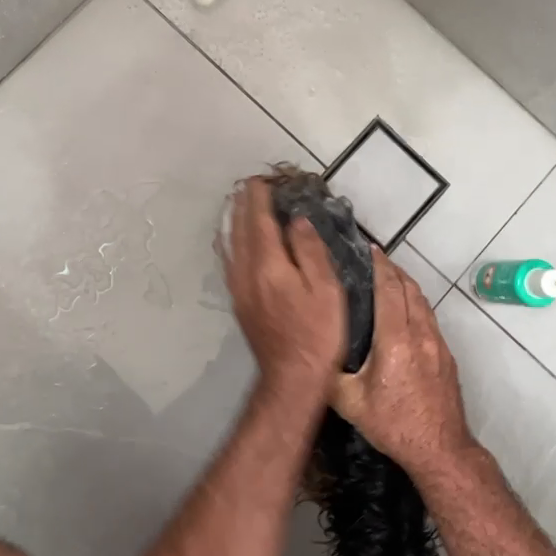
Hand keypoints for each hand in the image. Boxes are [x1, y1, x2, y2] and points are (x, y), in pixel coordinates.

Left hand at [221, 178, 347, 397]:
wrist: (292, 377)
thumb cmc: (318, 333)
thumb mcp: (326, 289)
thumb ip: (309, 250)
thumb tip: (297, 220)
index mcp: (268, 263)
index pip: (259, 219)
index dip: (261, 196)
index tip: (264, 178)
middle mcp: (245, 271)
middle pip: (240, 227)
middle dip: (245, 203)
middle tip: (253, 185)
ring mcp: (238, 287)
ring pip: (230, 242)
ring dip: (235, 219)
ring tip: (241, 203)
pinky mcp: (239, 300)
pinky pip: (229, 259)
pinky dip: (232, 240)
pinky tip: (235, 239)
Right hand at [330, 250, 475, 471]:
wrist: (440, 449)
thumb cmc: (394, 425)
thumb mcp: (351, 404)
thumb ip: (329, 376)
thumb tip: (309, 357)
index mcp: (396, 340)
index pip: (389, 290)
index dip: (379, 266)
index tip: (369, 249)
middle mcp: (420, 334)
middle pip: (409, 289)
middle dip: (393, 270)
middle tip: (374, 259)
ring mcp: (437, 344)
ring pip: (423, 302)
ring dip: (406, 286)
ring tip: (388, 279)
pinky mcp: (446, 356)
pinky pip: (429, 318)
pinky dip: (415, 305)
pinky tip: (404, 313)